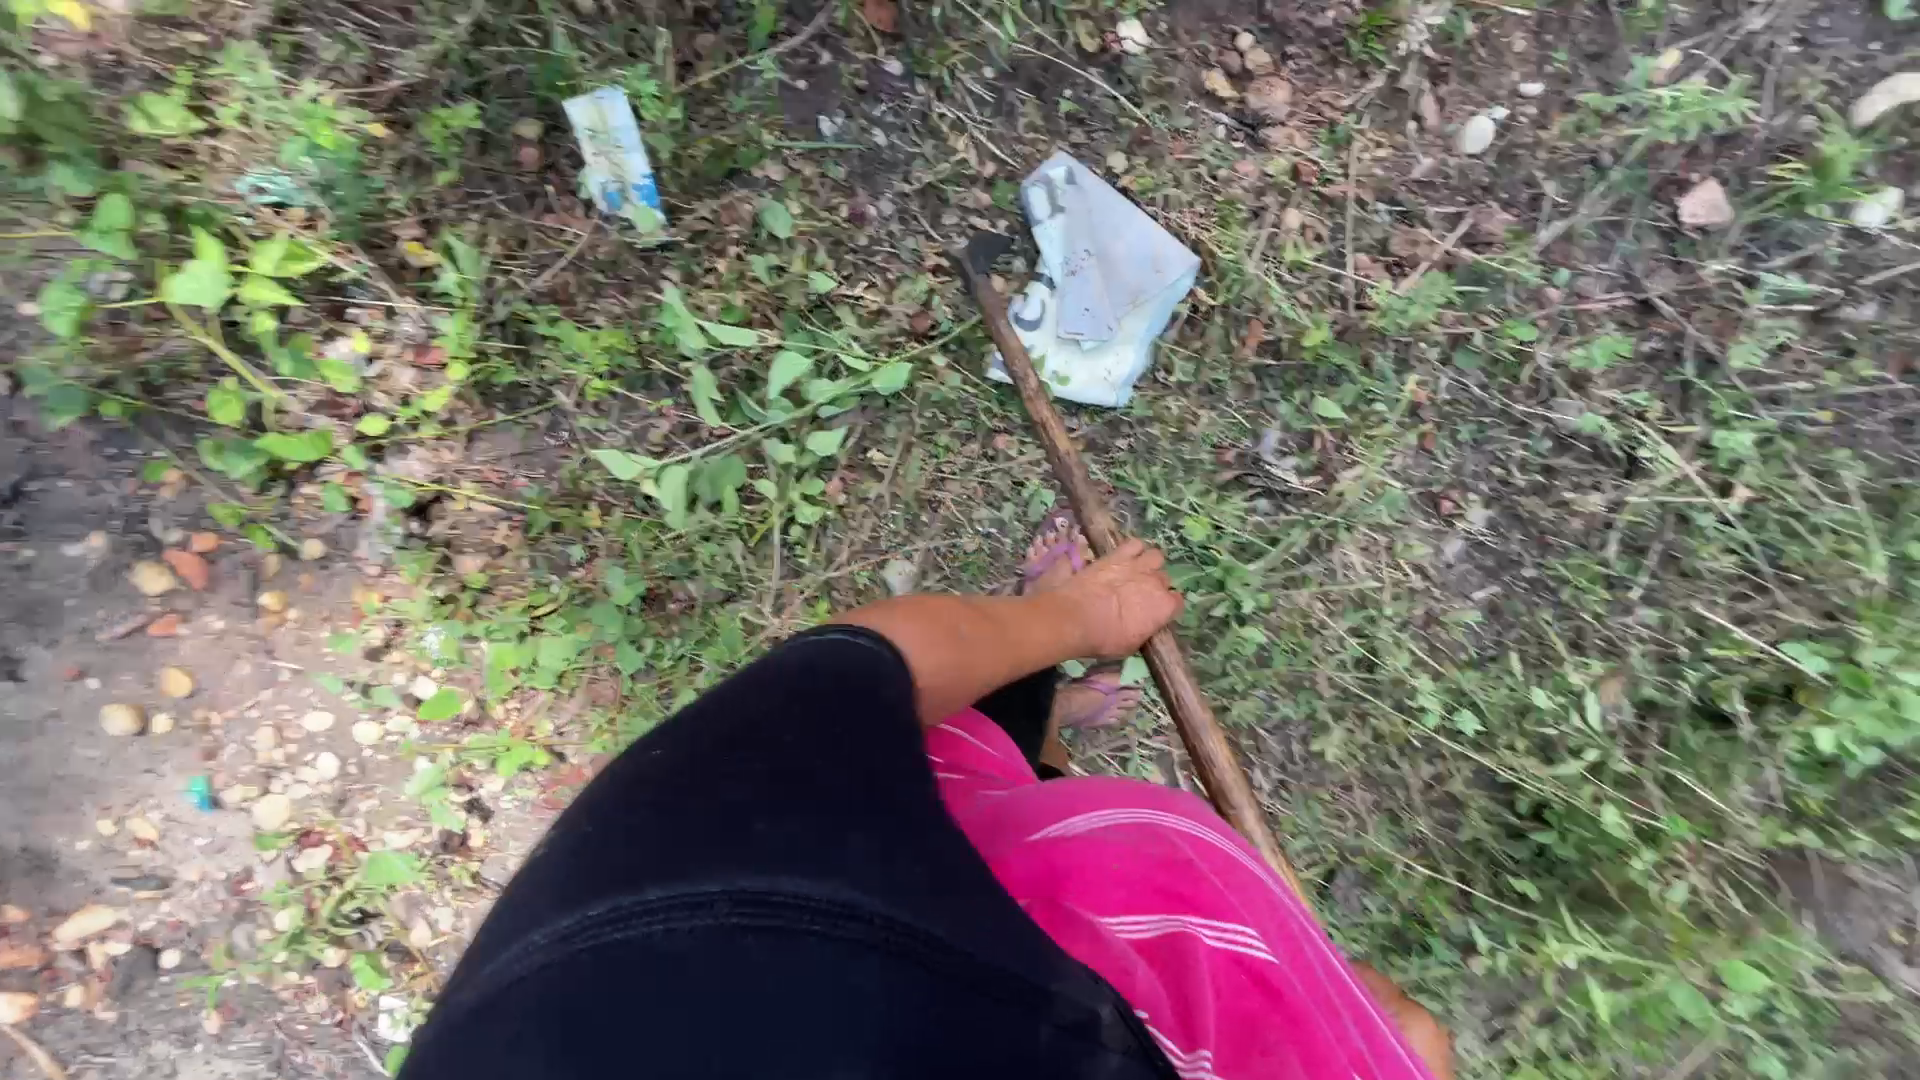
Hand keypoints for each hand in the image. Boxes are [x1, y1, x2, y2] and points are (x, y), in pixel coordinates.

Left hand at [1055, 538, 1184, 658]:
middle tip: (1140, 593)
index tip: (1155, 611)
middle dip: (1155, 585)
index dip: (1166, 606)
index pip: (1176, 602)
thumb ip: (1143, 629)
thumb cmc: (1104, 639)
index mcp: (1164, 607)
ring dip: (1148, 563)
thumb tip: (1143, 624)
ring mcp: (1137, 565)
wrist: (1075, 618)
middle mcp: (1155, 582)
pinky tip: (1124, 558)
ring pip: (1155, 556)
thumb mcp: (1130, 645)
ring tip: (1136, 571)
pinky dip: (1132, 549)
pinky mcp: (1116, 555)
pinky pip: (1134, 544)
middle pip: (1164, 579)